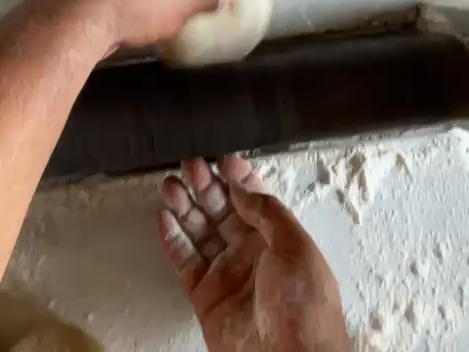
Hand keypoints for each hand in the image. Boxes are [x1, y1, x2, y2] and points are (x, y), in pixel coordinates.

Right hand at [157, 155, 349, 351]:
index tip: (221, 158)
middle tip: (191, 165)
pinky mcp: (205, 296)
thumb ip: (268, 211)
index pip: (253, 199)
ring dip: (185, 206)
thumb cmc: (305, 309)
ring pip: (200, 230)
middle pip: (222, 209)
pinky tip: (164, 218)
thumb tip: (242, 184)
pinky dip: (172, 239)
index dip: (236, 177)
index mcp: (278, 240)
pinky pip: (184, 261)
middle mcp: (251, 253)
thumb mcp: (297, 248)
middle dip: (206, 185)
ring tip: (171, 185)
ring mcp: (226, 273)